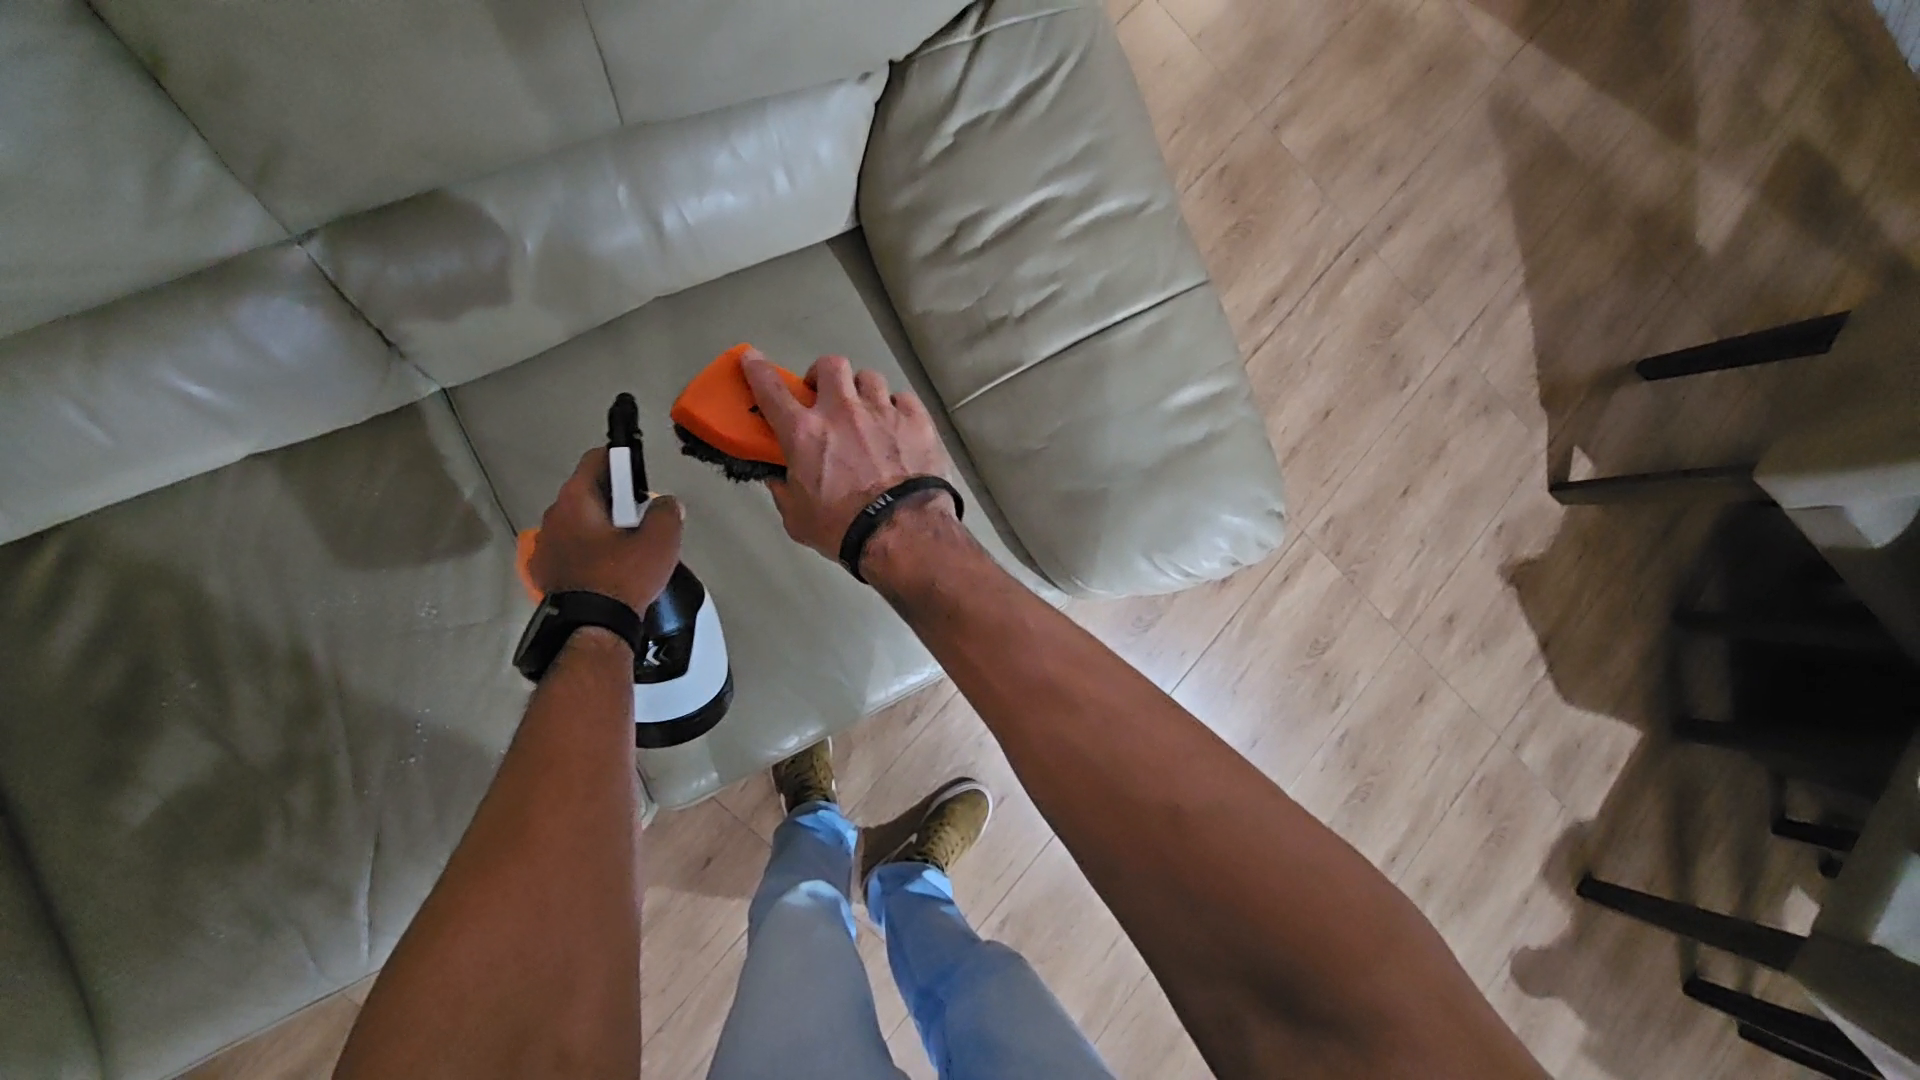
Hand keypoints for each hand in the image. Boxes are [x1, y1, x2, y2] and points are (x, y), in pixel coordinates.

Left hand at [530, 448, 682, 611]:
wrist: (593, 628)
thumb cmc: (623, 578)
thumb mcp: (661, 541)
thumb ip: (666, 512)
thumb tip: (664, 504)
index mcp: (576, 500)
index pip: (596, 459)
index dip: (622, 462)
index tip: (641, 481)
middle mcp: (553, 516)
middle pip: (587, 493)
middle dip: (615, 502)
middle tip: (641, 523)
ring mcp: (544, 545)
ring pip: (577, 524)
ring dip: (599, 529)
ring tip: (626, 552)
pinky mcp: (543, 571)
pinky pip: (569, 550)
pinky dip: (586, 553)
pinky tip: (605, 571)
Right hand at [741, 349, 959, 567]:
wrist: (901, 531)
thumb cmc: (842, 528)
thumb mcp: (797, 517)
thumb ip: (784, 492)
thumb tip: (778, 479)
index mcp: (805, 433)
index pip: (772, 391)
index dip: (758, 370)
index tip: (753, 359)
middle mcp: (842, 411)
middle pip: (830, 366)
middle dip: (823, 375)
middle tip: (825, 395)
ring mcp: (883, 412)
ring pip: (869, 377)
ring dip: (862, 391)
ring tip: (866, 412)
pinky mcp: (917, 421)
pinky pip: (904, 399)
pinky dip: (898, 409)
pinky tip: (898, 426)